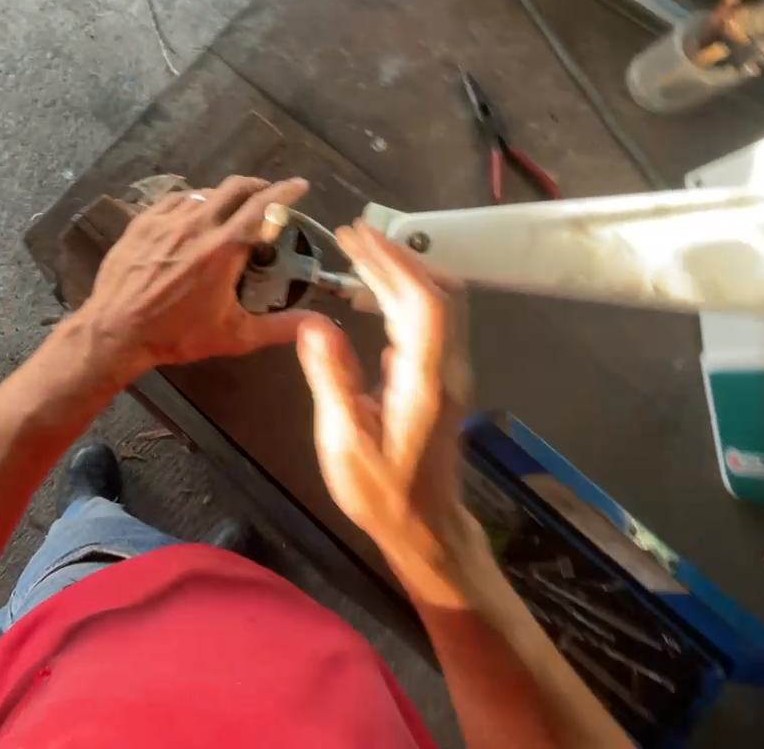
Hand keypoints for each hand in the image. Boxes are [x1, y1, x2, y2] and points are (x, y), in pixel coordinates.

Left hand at [69, 176, 318, 381]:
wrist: (116, 331)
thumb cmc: (176, 335)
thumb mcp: (234, 336)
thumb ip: (280, 327)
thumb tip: (321, 324)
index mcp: (223, 248)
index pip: (263, 206)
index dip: (285, 191)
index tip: (299, 185)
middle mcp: (196, 224)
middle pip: (234, 187)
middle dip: (256, 186)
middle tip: (266, 196)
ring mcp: (165, 220)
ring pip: (203, 192)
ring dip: (222, 196)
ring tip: (228, 210)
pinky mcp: (142, 222)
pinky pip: (173, 200)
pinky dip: (191, 202)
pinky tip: (191, 215)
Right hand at [296, 223, 484, 608]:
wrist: (426, 527)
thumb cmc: (382, 491)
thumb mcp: (345, 441)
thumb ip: (332, 379)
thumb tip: (315, 324)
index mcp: (425, 380)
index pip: (422, 303)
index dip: (392, 263)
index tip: (356, 236)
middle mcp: (446, 366)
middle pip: (436, 292)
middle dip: (395, 255)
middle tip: (351, 234)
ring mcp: (448, 370)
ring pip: (438, 302)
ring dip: (402, 270)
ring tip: (359, 253)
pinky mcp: (440, 375)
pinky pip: (430, 318)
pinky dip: (403, 292)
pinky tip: (372, 293)